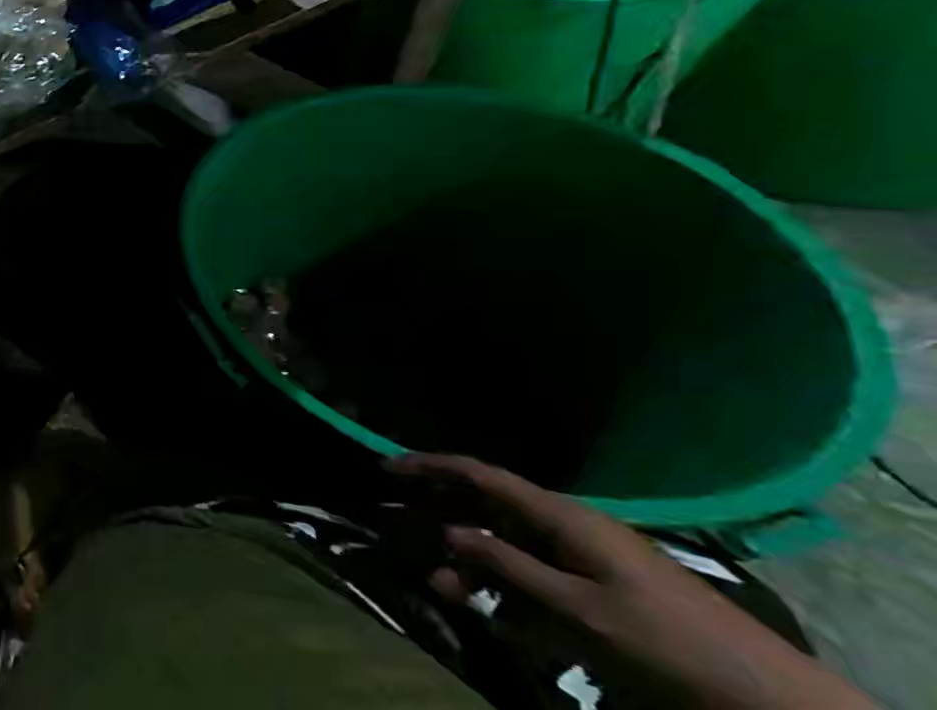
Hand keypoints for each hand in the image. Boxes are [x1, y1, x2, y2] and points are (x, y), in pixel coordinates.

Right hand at [388, 454, 872, 709]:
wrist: (768, 698)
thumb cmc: (664, 641)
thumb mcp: (578, 609)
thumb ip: (507, 567)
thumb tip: (448, 533)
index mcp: (562, 518)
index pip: (482, 476)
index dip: (431, 467)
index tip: (386, 469)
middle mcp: (567, 528)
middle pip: (489, 509)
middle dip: (442, 516)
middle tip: (397, 525)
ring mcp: (584, 560)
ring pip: (508, 548)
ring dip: (472, 565)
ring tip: (443, 589)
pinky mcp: (598, 591)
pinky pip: (535, 579)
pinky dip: (506, 593)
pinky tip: (491, 617)